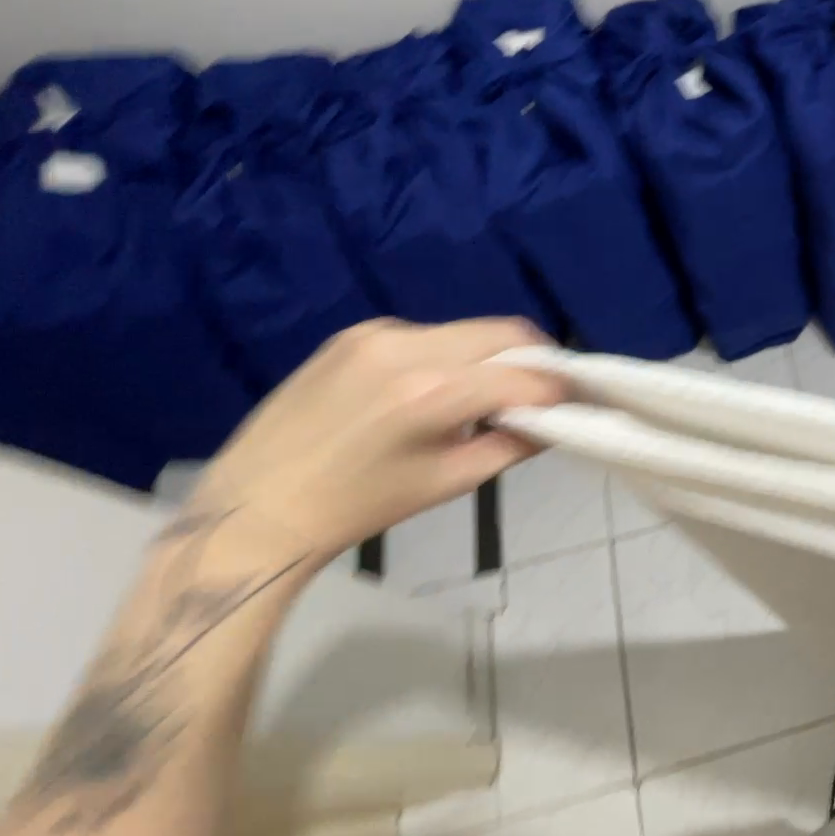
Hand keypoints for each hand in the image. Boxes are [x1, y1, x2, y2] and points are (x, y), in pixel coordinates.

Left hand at [194, 318, 567, 559]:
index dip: (561, 389)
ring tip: (488, 393)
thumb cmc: (362, 505)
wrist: (257, 505)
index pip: (526, 375)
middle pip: (503, 332)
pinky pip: (428, 333)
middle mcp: (409, 348)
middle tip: (545, 388)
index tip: (577, 402)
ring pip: (468, 330)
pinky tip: (436, 389)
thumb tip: (555, 420)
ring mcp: (377, 334)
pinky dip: (452, 355)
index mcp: (434, 393)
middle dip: (536, 357)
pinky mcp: (355, 334)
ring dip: (493, 355)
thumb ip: (513, 444)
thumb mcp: (451, 482)